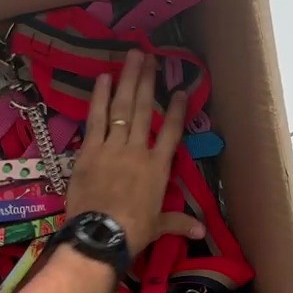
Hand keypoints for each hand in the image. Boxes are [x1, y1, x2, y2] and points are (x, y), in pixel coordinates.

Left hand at [65, 48, 204, 254]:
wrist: (101, 234)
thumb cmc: (133, 232)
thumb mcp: (158, 226)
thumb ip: (178, 222)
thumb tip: (202, 232)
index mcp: (158, 168)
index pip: (171, 132)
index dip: (176, 110)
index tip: (180, 91)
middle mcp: (137, 151)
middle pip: (143, 110)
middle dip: (147, 82)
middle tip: (149, 57)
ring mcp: (112, 147)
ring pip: (122, 108)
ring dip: (127, 80)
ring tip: (132, 57)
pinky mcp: (89, 151)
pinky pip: (96, 119)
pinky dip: (99, 97)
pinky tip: (103, 78)